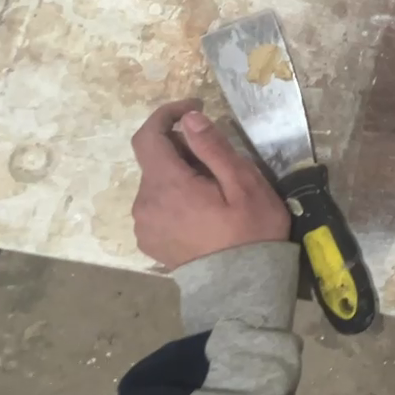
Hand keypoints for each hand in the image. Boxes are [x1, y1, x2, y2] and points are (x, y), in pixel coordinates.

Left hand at [130, 99, 290, 269]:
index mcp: (167, 185)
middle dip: (184, 148)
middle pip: (155, 160)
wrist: (241, 288)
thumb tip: (189, 118)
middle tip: (224, 159)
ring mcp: (144, 225)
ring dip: (181, 173)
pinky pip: (158, 204)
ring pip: (157, 183)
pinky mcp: (149, 240)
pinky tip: (205, 209)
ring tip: (218, 188)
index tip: (195, 107)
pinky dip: (177, 195)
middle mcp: (144, 203)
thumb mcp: (243, 183)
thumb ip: (213, 148)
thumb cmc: (250, 229)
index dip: (167, 114)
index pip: (147, 137)